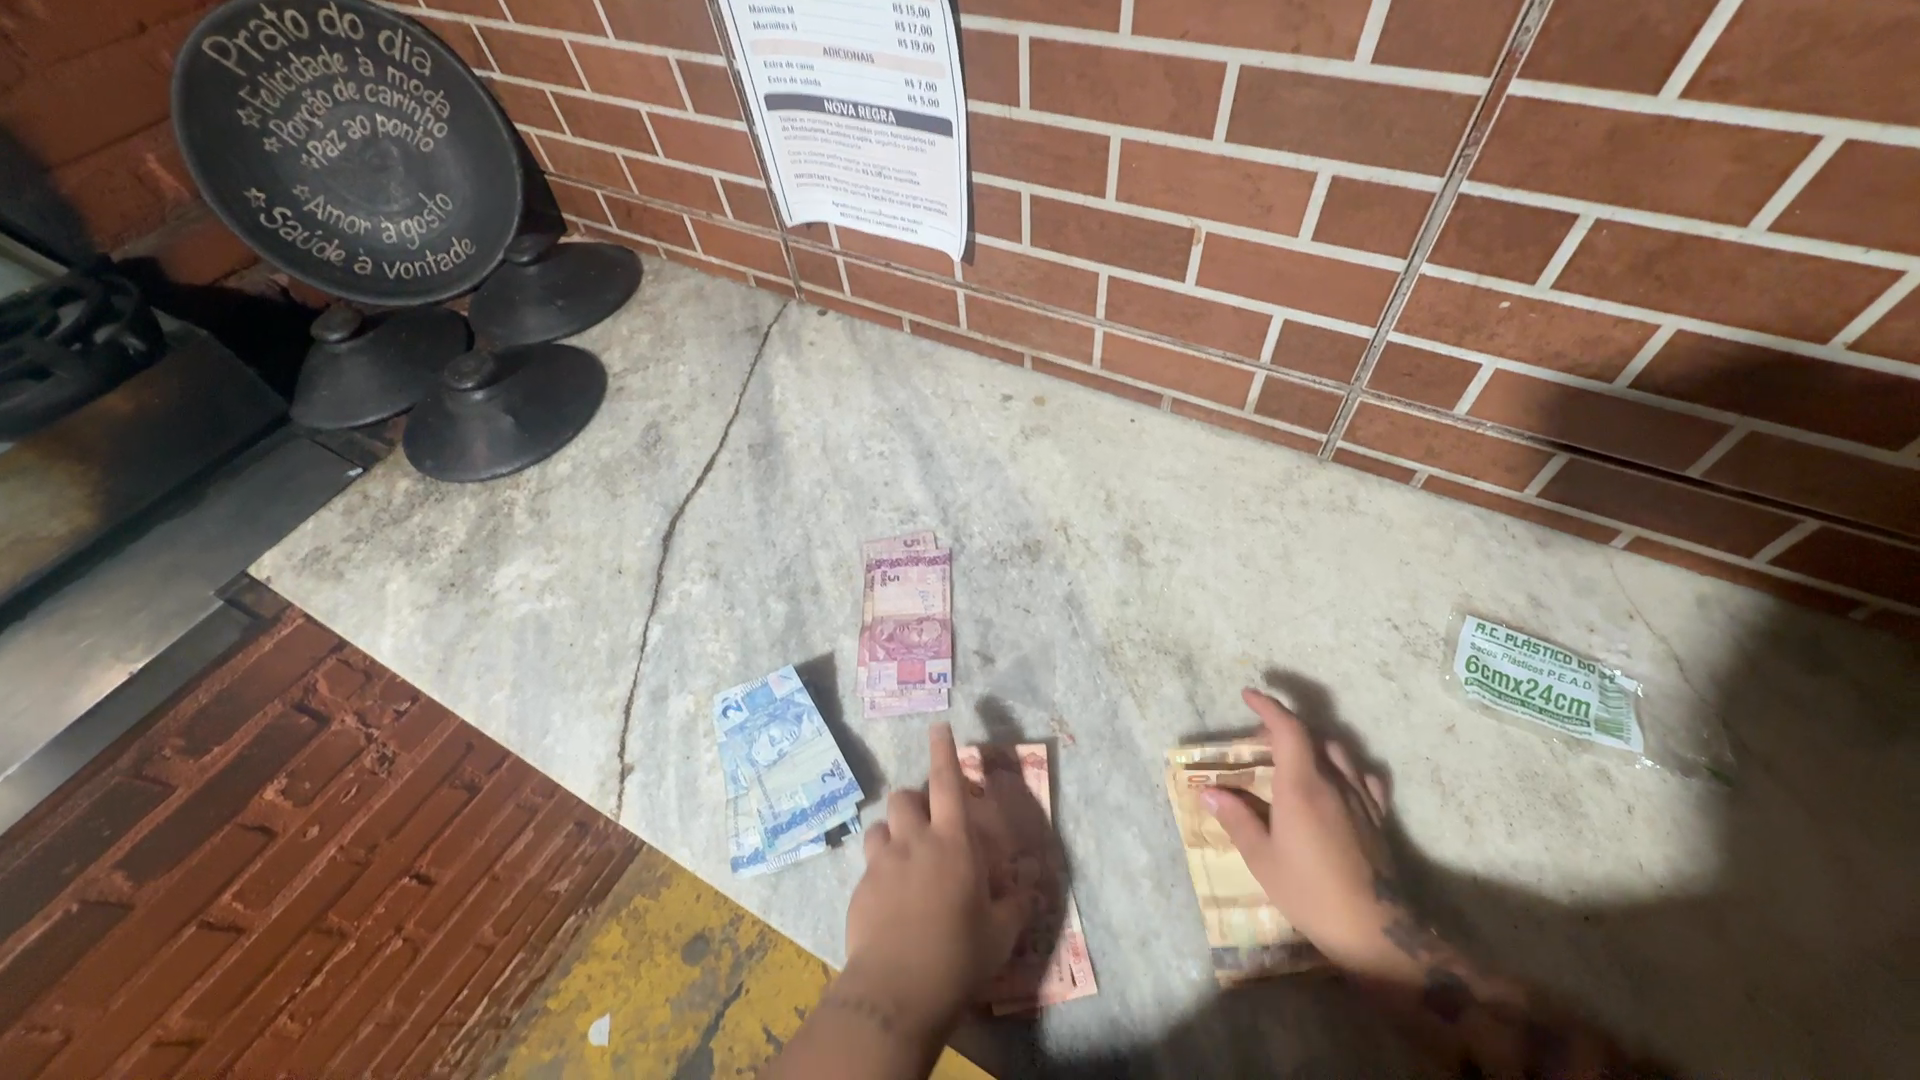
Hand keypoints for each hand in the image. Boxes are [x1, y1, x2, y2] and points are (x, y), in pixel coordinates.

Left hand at [842, 723, 1028, 1032]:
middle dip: (914, 800)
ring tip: (904, 859)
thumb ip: (1015, 905)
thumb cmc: (958, 956)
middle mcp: (915, 843)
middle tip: (926, 823)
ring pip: (881, 827)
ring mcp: (882, 864)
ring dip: (893, 834)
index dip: (943, 752)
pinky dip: (881, 871)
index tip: (939, 727)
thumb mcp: (1000, 934)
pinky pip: (869, 865)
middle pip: (905, 797)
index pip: (947, 782)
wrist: (896, 990)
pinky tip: (890, 901)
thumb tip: (1030, 890)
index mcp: (954, 844)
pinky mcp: (860, 889)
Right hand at [1201, 688, 1403, 972]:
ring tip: (1293, 758)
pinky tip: (1337, 781)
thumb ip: (1236, 819)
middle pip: (1312, 736)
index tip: (1249, 695)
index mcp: (1302, 786)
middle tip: (1258, 740)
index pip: (1288, 729)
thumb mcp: (1261, 858)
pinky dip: (1345, 767)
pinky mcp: (1378, 817)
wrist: (1372, 930)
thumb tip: (1210, 792)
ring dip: (1313, 744)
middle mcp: (1334, 782)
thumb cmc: (1308, 892)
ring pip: (1339, 752)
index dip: (1269, 707)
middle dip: (1283, 728)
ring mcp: (1361, 798)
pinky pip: (1364, 777)